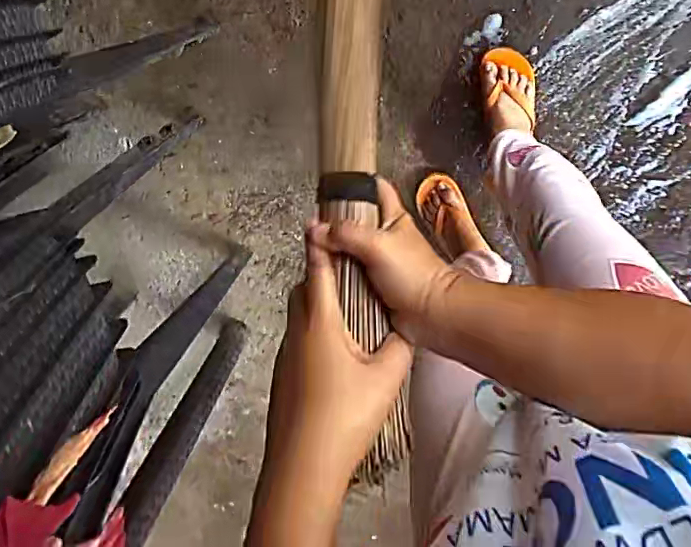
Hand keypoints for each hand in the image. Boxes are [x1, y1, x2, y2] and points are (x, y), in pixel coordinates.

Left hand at [262, 224, 414, 488]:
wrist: (303, 468)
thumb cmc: (346, 417)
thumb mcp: (387, 378)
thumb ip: (400, 345)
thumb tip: (408, 325)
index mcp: (320, 322)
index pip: (316, 269)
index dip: (317, 243)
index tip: (315, 221)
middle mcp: (298, 331)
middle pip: (302, 288)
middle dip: (318, 274)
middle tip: (345, 272)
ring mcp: (285, 355)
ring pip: (297, 314)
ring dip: (314, 303)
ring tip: (344, 312)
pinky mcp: (282, 377)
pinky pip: (296, 338)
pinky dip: (311, 330)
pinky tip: (333, 354)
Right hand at [310, 176, 456, 343]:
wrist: (432, 316)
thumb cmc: (419, 276)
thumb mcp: (377, 245)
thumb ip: (345, 234)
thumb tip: (317, 229)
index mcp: (392, 217)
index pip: (375, 188)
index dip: (357, 182)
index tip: (335, 184)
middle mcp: (385, 236)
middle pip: (355, 220)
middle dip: (336, 223)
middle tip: (318, 226)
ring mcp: (379, 259)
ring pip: (350, 248)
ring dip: (336, 252)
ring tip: (319, 252)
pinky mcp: (374, 283)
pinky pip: (350, 273)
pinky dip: (339, 275)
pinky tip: (329, 275)